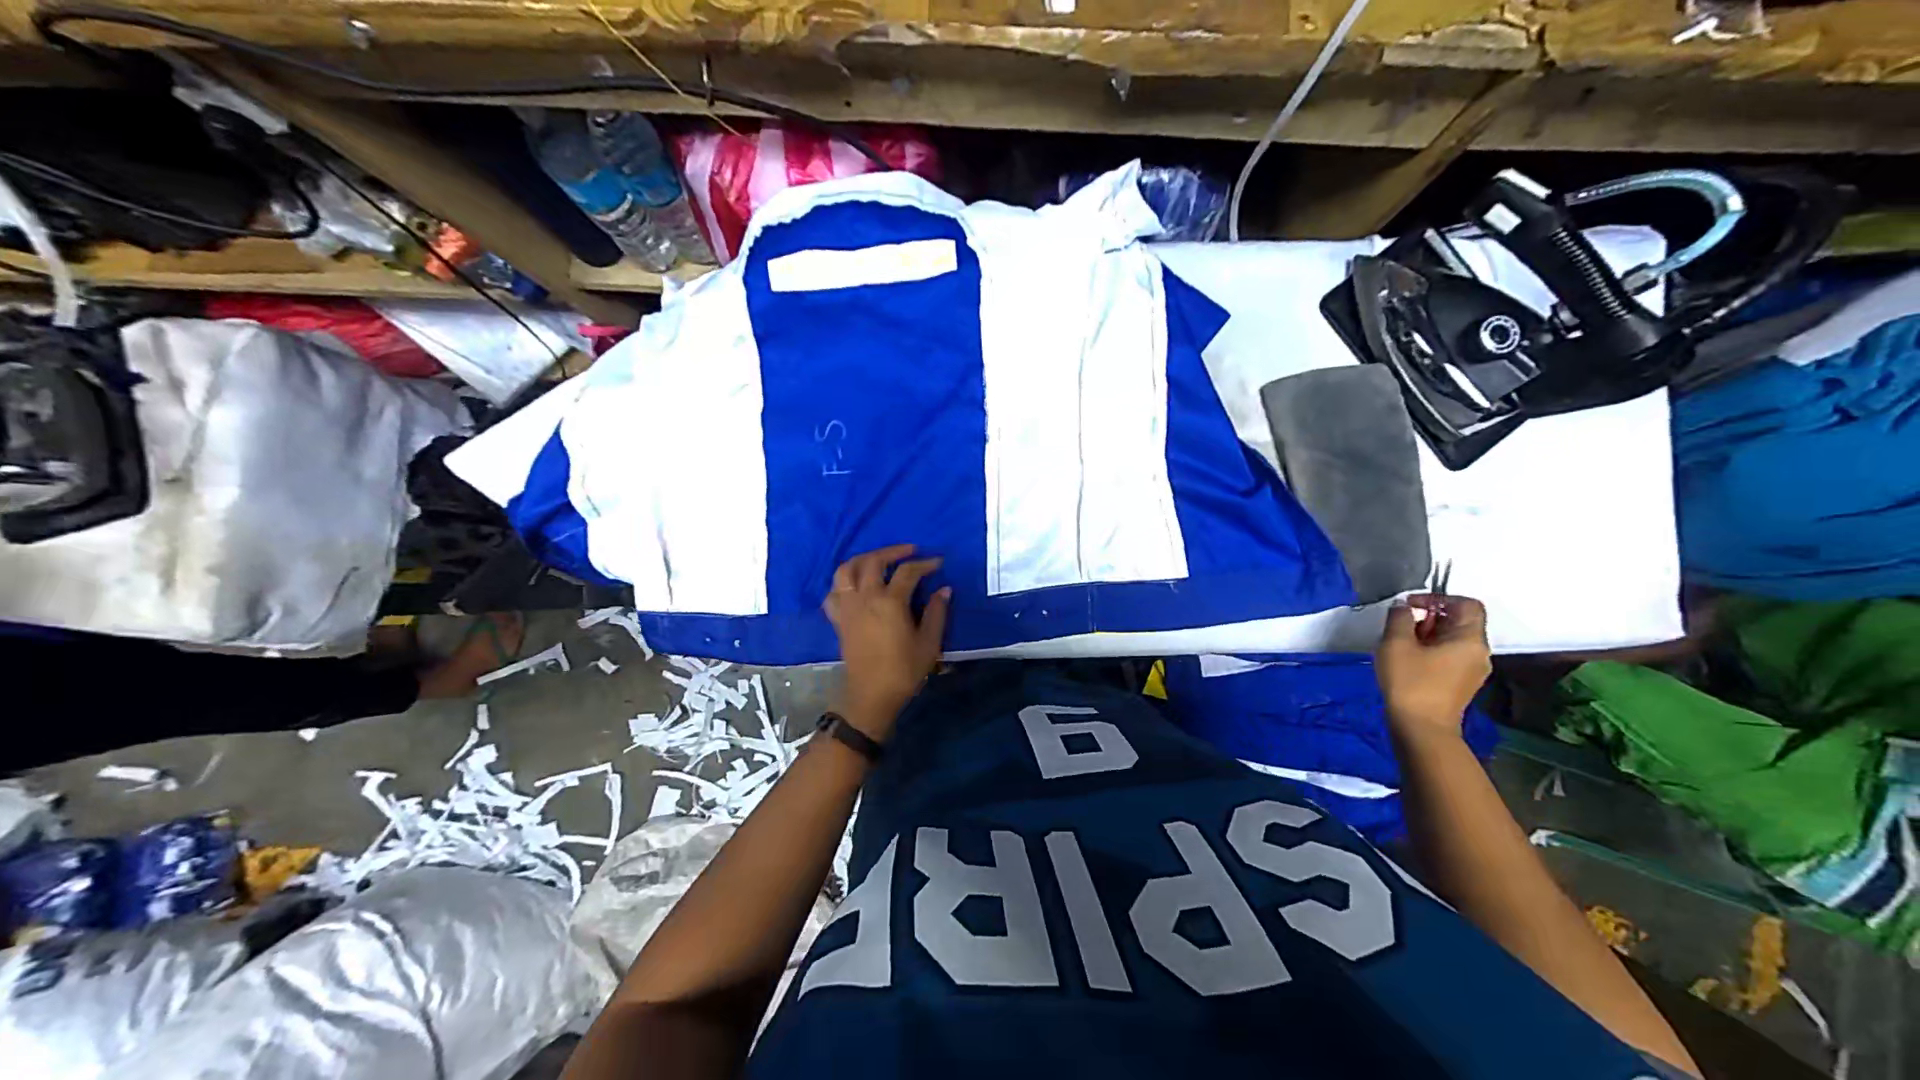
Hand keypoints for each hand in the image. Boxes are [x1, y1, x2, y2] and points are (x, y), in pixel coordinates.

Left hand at [822, 544, 951, 740]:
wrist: (871, 695)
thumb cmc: (904, 670)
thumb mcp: (929, 643)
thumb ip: (937, 612)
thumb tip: (944, 590)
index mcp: (890, 602)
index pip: (907, 572)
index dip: (924, 563)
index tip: (937, 562)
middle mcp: (865, 598)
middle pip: (873, 561)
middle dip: (892, 551)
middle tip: (909, 551)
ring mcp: (848, 607)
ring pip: (846, 570)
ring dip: (862, 559)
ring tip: (877, 560)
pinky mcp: (838, 619)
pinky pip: (833, 592)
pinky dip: (842, 582)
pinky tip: (854, 585)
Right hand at [1375, 593, 1490, 739]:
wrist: (1421, 728)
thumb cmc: (1411, 682)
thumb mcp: (1396, 643)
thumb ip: (1400, 617)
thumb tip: (1404, 608)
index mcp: (1471, 639)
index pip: (1467, 604)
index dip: (1439, 598)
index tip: (1411, 605)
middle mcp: (1480, 652)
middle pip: (1461, 622)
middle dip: (1430, 617)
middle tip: (1402, 625)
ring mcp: (1474, 670)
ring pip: (1454, 639)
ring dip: (1429, 634)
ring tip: (1401, 642)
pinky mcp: (1463, 684)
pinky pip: (1451, 656)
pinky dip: (1432, 650)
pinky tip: (1409, 659)